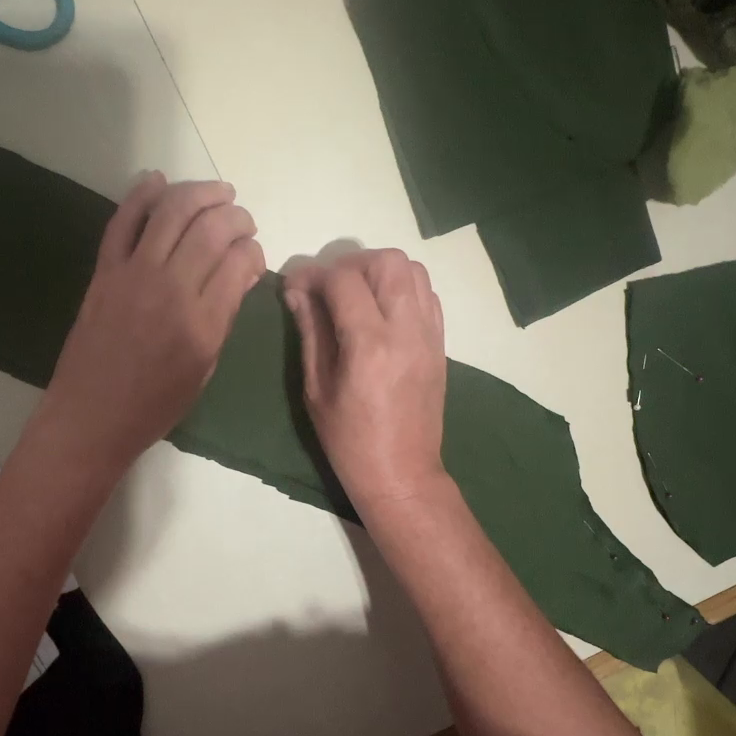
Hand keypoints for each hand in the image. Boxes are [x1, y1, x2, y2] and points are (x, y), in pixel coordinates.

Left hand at [33, 173, 264, 474]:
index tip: (252, 253)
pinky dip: (141, 193)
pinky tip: (158, 179)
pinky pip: (123, 221)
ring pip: (172, 211)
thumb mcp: (204, 370)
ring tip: (218, 191)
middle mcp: (172, 289)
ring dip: (200, 192)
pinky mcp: (105, 271)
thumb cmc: (154, 406)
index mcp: (203, 323)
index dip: (253, 249)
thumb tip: (240, 275)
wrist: (90, 416)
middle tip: (242, 219)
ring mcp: (134, 275)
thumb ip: (223, 318)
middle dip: (235, 216)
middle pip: (212, 229)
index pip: (240, 262)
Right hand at [283, 249, 448, 511]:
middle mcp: (406, 330)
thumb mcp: (316, 389)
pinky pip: (426, 294)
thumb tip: (296, 291)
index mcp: (369, 345)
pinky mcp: (440, 343)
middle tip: (328, 287)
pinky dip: (401, 288)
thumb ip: (310, 332)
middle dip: (351, 264)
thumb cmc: (349, 441)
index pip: (343, 280)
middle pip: (386, 261)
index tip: (295, 287)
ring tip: (355, 294)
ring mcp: (429, 335)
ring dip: (379, 271)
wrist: (402, 473)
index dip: (313, 274)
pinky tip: (380, 310)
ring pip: (412, 270)